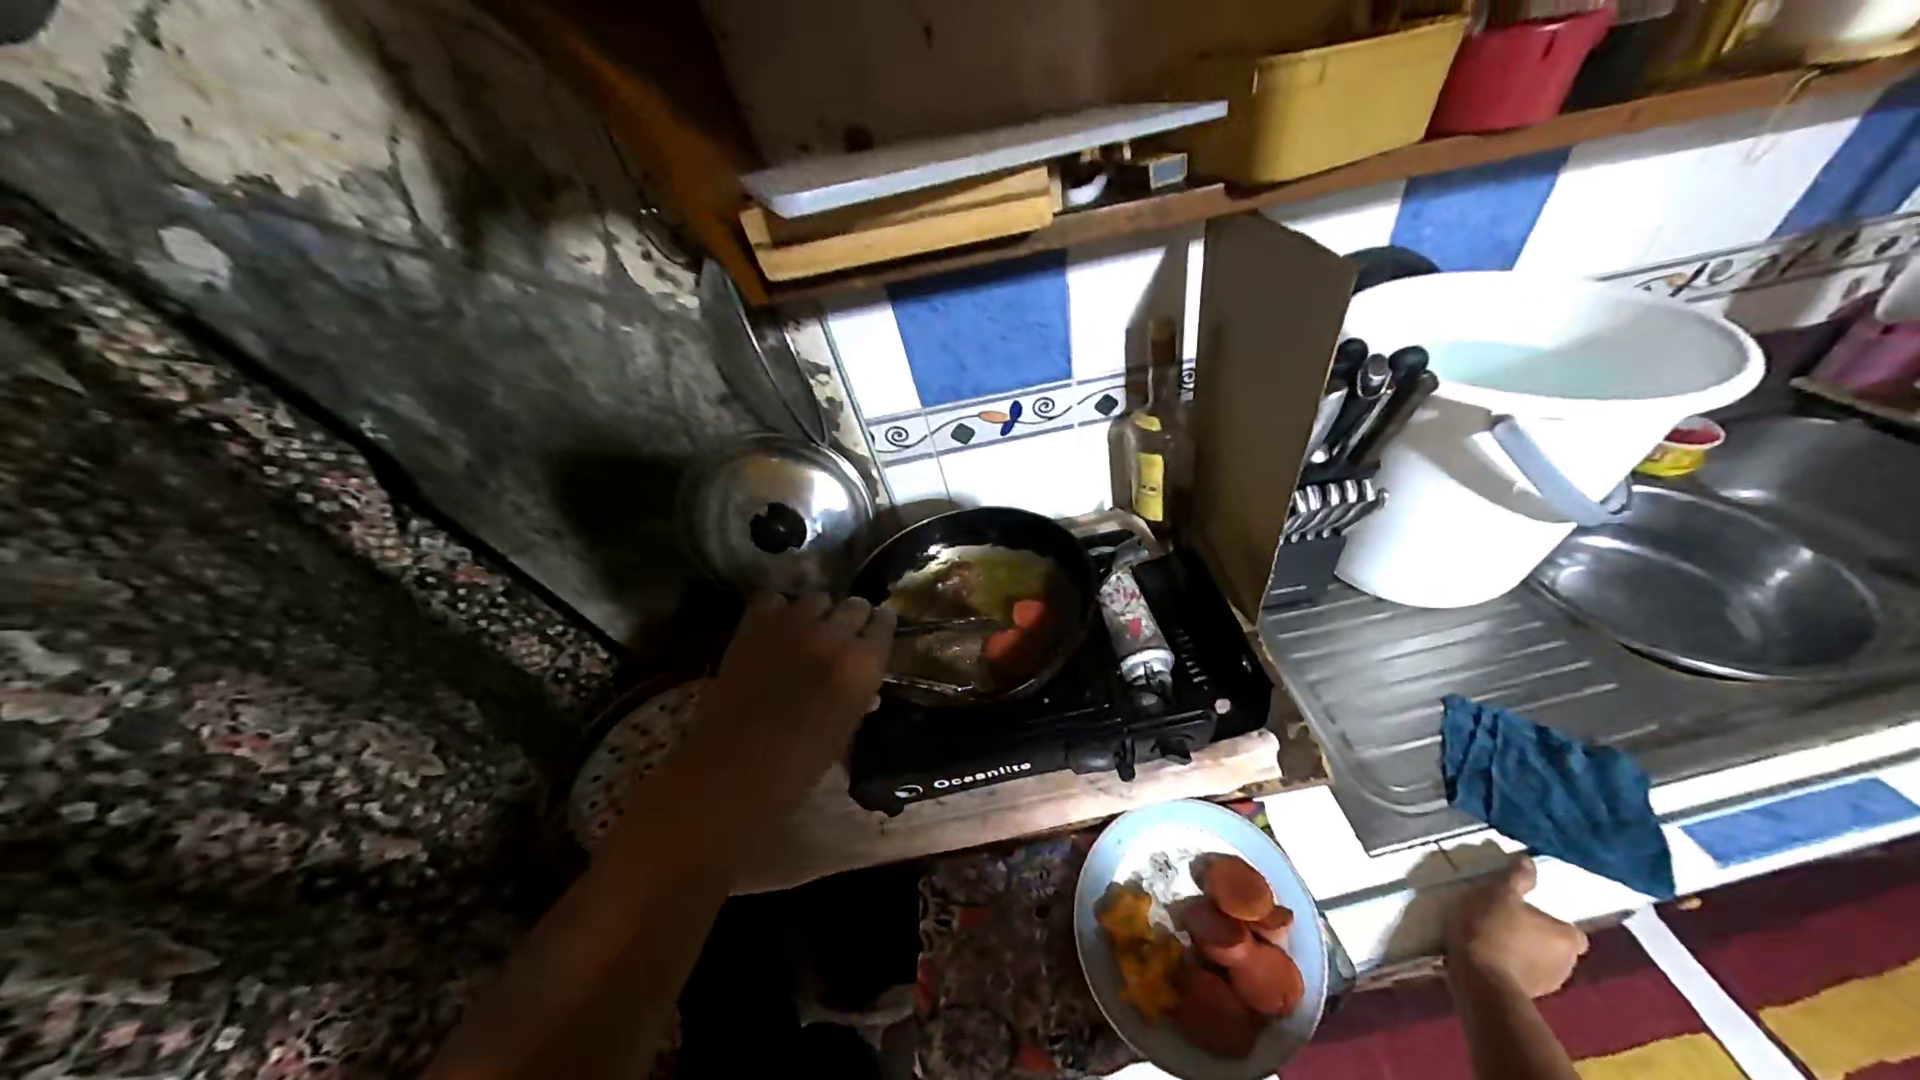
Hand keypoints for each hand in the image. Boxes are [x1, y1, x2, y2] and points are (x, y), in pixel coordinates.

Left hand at [681, 593, 895, 810]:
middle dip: (851, 617)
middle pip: (853, 605)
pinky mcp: (757, 622)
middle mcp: (835, 634)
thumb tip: (867, 687)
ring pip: (817, 598)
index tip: (875, 631)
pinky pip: (774, 599)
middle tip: (841, 634)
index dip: (880, 627)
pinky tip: (774, 629)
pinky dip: (777, 610)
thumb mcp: (845, 729)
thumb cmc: (801, 762)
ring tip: (807, 629)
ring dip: (817, 613)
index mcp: (864, 663)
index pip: (884, 624)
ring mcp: (794, 623)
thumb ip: (860, 697)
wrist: (736, 765)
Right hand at [1445, 857, 1588, 998]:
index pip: (1569, 929)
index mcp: (1568, 938)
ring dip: (1521, 952)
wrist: (1479, 977)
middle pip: (1554, 945)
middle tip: (1503, 921)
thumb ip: (1517, 878)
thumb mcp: (1499, 893)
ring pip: (1538, 961)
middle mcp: (1569, 964)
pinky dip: (1510, 966)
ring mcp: (1549, 984)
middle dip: (1534, 936)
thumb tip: (1529, 861)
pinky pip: (1522, 974)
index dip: (1549, 921)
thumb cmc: (1493, 928)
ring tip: (1490, 939)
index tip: (1524, 912)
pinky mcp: (1528, 995)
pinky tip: (1486, 956)